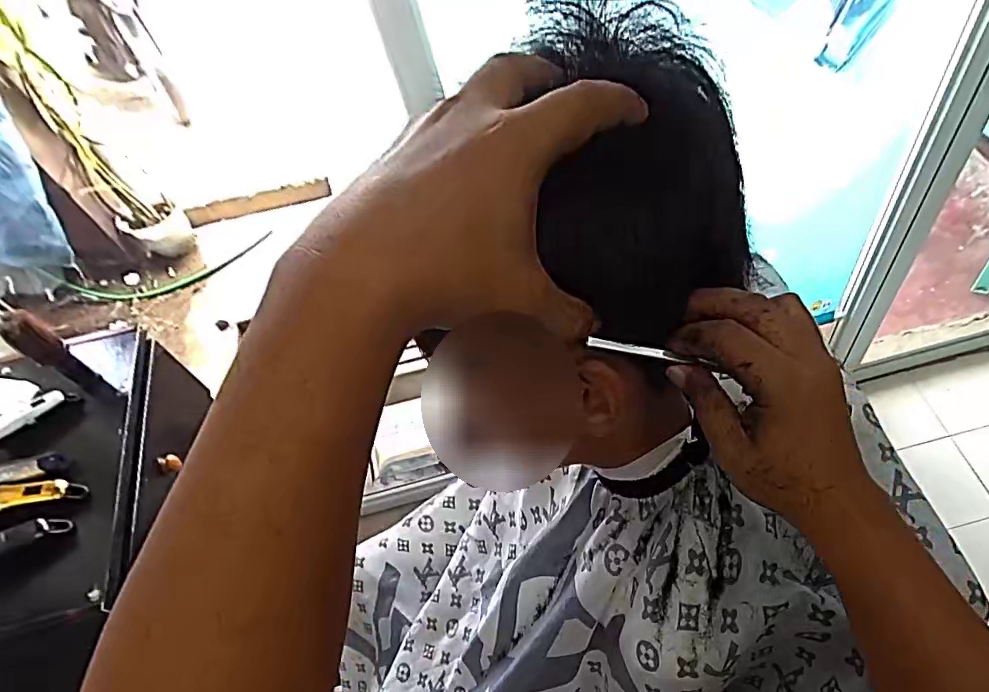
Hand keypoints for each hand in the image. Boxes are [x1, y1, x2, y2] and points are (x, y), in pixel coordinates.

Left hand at [277, 54, 645, 343]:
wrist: (355, 275)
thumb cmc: (440, 276)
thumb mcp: (523, 302)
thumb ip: (567, 315)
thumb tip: (585, 324)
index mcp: (513, 146)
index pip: (579, 106)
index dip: (615, 104)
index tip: (632, 109)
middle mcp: (468, 123)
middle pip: (516, 71)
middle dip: (547, 75)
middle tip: (562, 90)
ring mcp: (424, 132)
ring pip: (469, 90)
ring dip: (496, 96)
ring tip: (510, 124)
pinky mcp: (393, 154)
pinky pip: (434, 125)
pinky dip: (458, 131)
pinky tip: (458, 165)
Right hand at [664, 290, 874, 532]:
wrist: (833, 496)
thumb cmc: (789, 482)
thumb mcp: (733, 451)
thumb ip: (706, 404)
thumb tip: (682, 370)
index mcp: (784, 382)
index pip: (730, 335)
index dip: (694, 334)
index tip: (672, 344)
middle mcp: (807, 362)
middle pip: (757, 306)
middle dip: (715, 303)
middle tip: (683, 313)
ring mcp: (820, 360)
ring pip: (780, 305)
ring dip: (744, 305)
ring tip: (712, 319)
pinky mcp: (823, 366)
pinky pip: (796, 321)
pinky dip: (766, 317)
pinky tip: (745, 336)